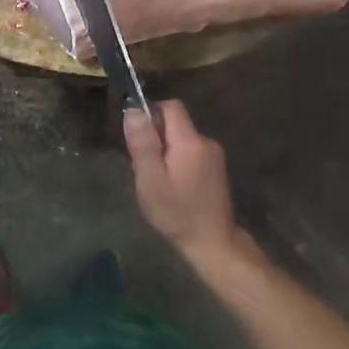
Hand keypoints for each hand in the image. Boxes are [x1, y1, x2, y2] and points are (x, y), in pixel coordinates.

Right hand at [123, 99, 241, 259]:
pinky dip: (175, 161)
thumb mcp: (150, 178)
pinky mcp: (215, 169)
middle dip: (154, 137)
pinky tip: (170, 185)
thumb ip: (142, 142)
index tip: (136, 137)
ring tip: (154, 180)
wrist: (212, 241)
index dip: (150, 113)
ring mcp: (213, 156)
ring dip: (163, 151)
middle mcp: (206, 142)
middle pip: (174, 123)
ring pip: (180, 139)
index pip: (171, 106)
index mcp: (190, 141)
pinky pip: (189, 152)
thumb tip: (133, 110)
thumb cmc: (176, 211)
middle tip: (142, 166)